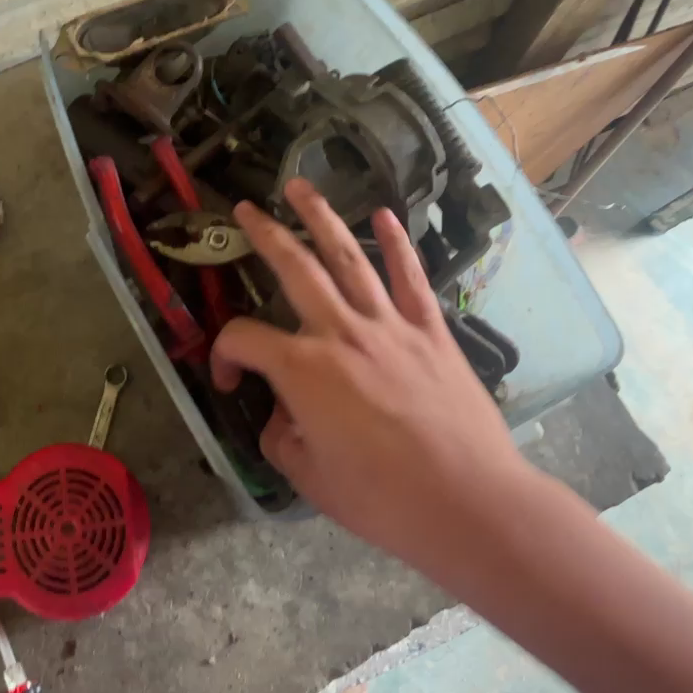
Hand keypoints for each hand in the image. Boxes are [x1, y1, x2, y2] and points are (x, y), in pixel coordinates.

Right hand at [210, 179, 538, 578]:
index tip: (229, 381)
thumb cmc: (382, 499)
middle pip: (294, 268)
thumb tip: (283, 413)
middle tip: (247, 208)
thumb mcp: (309, 476)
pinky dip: (397, 244)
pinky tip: (385, 215)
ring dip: (321, 218)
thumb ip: (281, 435)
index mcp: (301, 369)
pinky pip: (410, 278)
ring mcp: (389, 326)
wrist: (469, 504)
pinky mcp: (431, 332)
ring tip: (300, 188)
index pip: (243, 339)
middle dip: (265, 233)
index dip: (223, 355)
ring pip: (348, 258)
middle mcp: (340, 332)